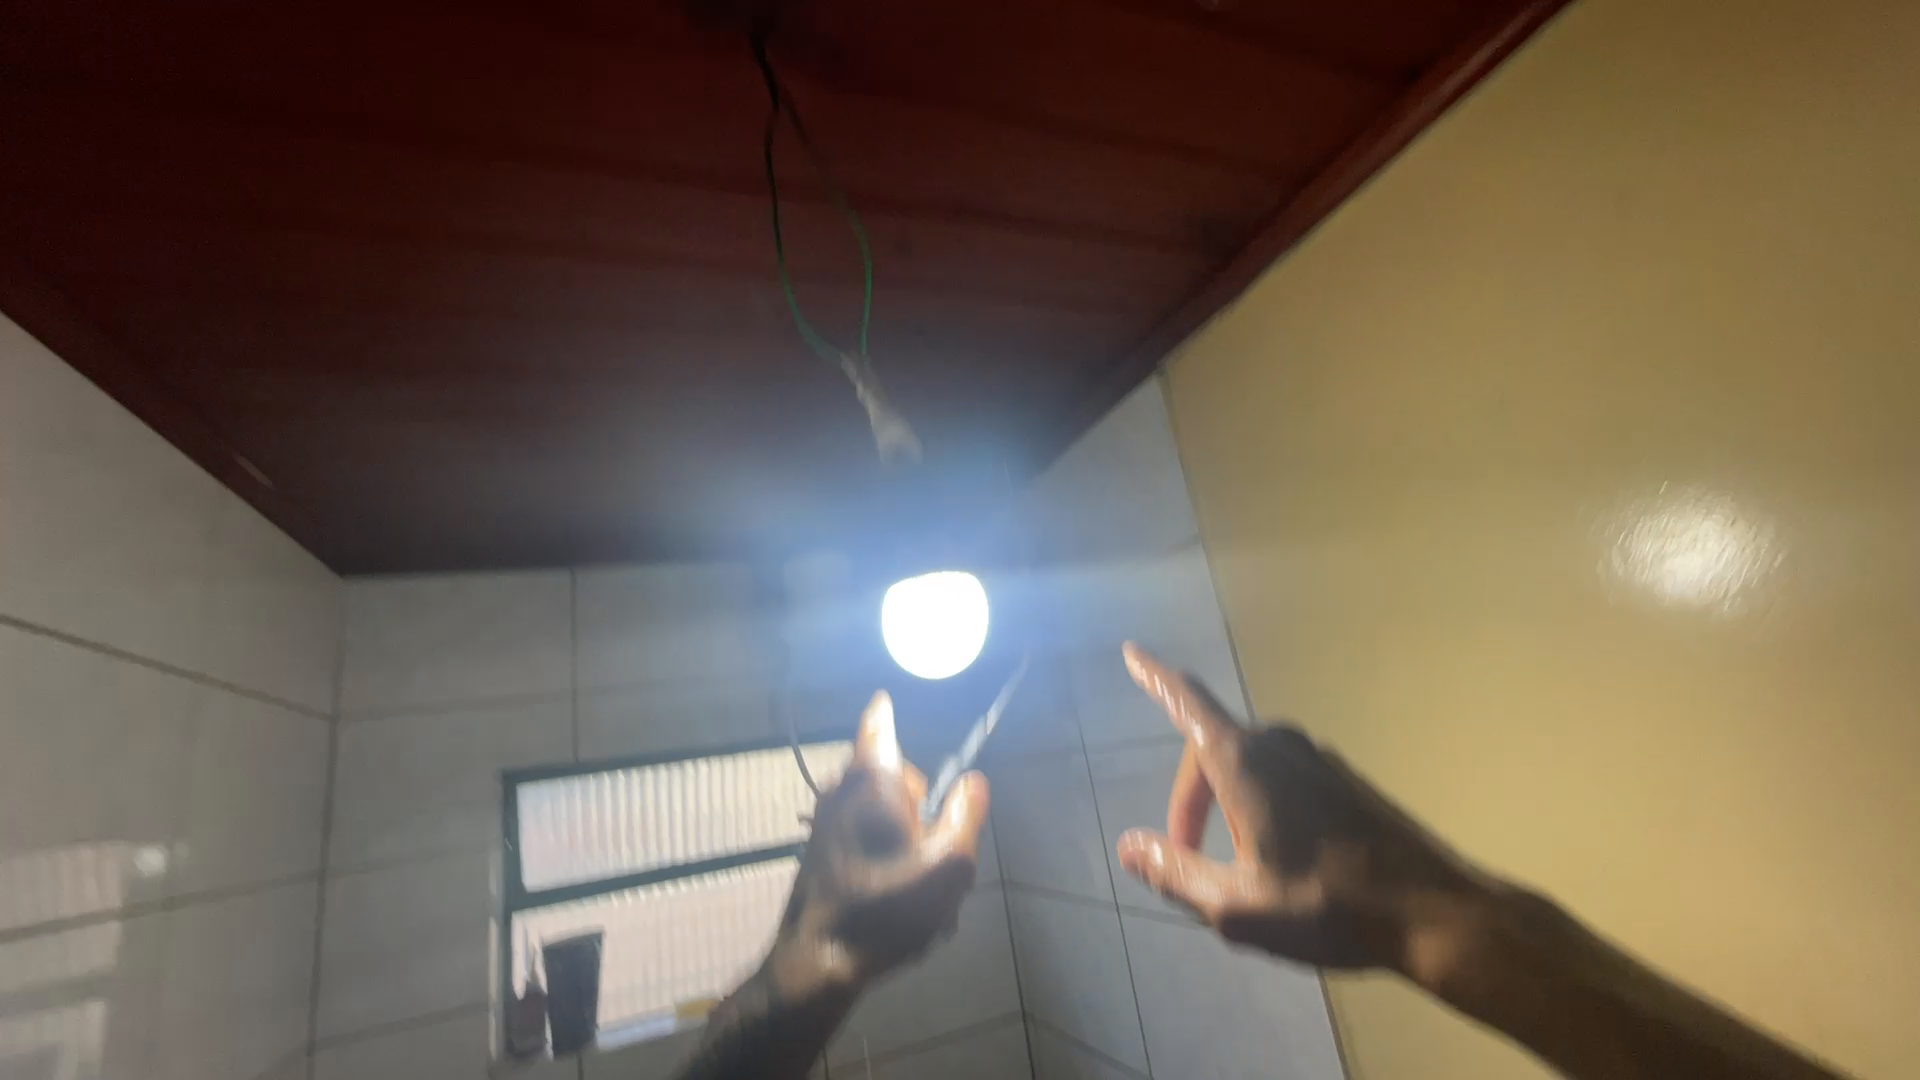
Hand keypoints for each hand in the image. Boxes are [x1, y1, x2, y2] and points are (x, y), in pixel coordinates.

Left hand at [764, 690, 991, 1003]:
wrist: (816, 964)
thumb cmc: (887, 908)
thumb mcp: (948, 864)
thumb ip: (966, 815)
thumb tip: (975, 779)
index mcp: (874, 781)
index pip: (878, 724)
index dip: (887, 710)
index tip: (887, 698)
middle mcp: (843, 791)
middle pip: (894, 777)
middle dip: (920, 809)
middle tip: (937, 855)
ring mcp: (826, 822)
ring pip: (881, 814)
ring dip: (905, 842)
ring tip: (922, 895)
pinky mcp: (819, 851)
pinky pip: (863, 838)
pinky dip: (884, 858)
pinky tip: (897, 905)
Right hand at [1114, 644, 1492, 985]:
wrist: (1441, 917)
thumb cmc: (1328, 907)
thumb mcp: (1236, 905)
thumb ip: (1175, 871)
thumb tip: (1128, 845)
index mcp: (1243, 762)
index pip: (1185, 702)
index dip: (1154, 677)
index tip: (1132, 651)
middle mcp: (1277, 745)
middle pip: (1209, 753)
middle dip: (1190, 800)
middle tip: (1189, 855)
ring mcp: (1315, 758)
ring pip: (1246, 768)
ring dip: (1227, 806)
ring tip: (1242, 867)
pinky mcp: (1343, 779)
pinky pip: (1281, 777)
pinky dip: (1262, 806)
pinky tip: (1285, 859)